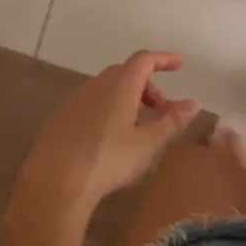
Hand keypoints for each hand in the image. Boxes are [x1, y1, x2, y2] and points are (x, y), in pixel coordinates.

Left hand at [5, 50, 200, 242]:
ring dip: (126, 99)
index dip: (163, 59)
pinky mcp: (58, 121)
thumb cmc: (107, 160)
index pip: (144, 60)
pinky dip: (107, 110)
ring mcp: (73, 103)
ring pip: (106, 89)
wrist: (53, 185)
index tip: (179, 64)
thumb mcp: (147, 143)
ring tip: (136, 127)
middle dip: (147, 86)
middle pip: (125, 74)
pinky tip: (108, 139)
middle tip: (160, 109)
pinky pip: (90, 105)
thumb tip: (193, 103)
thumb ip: (171, 121)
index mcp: (119, 87)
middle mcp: (95, 87)